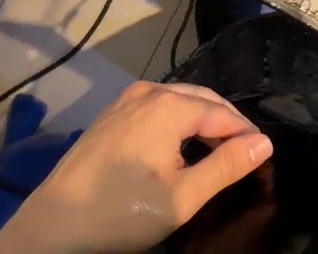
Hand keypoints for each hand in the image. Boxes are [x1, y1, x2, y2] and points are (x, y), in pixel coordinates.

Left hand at [0, 82, 272, 253]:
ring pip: (178, 99)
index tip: (264, 153)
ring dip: (202, 119)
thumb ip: (225, 167)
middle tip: (246, 150)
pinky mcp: (112, 113)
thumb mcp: (182, 197)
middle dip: (226, 121)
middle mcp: (149, 91)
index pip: (222, 112)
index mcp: (169, 105)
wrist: (53, 227)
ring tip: (218, 149)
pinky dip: (178, 119)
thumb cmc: (121, 213)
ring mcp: (126, 100)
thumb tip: (263, 144)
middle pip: (201, 98)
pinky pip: (157, 105)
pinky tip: (180, 145)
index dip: (245, 133)